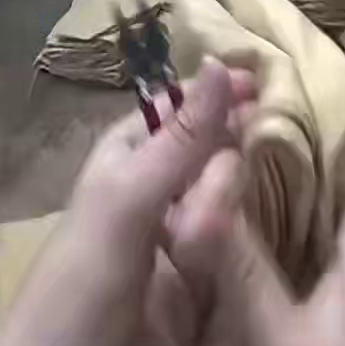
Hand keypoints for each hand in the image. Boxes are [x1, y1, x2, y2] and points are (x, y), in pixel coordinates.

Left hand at [0, 58, 255, 345]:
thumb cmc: (83, 274)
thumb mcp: (129, 197)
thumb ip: (180, 138)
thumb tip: (218, 61)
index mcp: (133, 151)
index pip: (185, 106)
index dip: (219, 93)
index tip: (261, 87)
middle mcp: (162, 184)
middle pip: (216, 158)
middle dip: (212, 188)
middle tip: (190, 229)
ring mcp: (185, 234)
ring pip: (228, 206)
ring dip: (213, 229)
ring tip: (186, 259)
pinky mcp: (206, 284)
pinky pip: (237, 256)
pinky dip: (227, 267)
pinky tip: (209, 279)